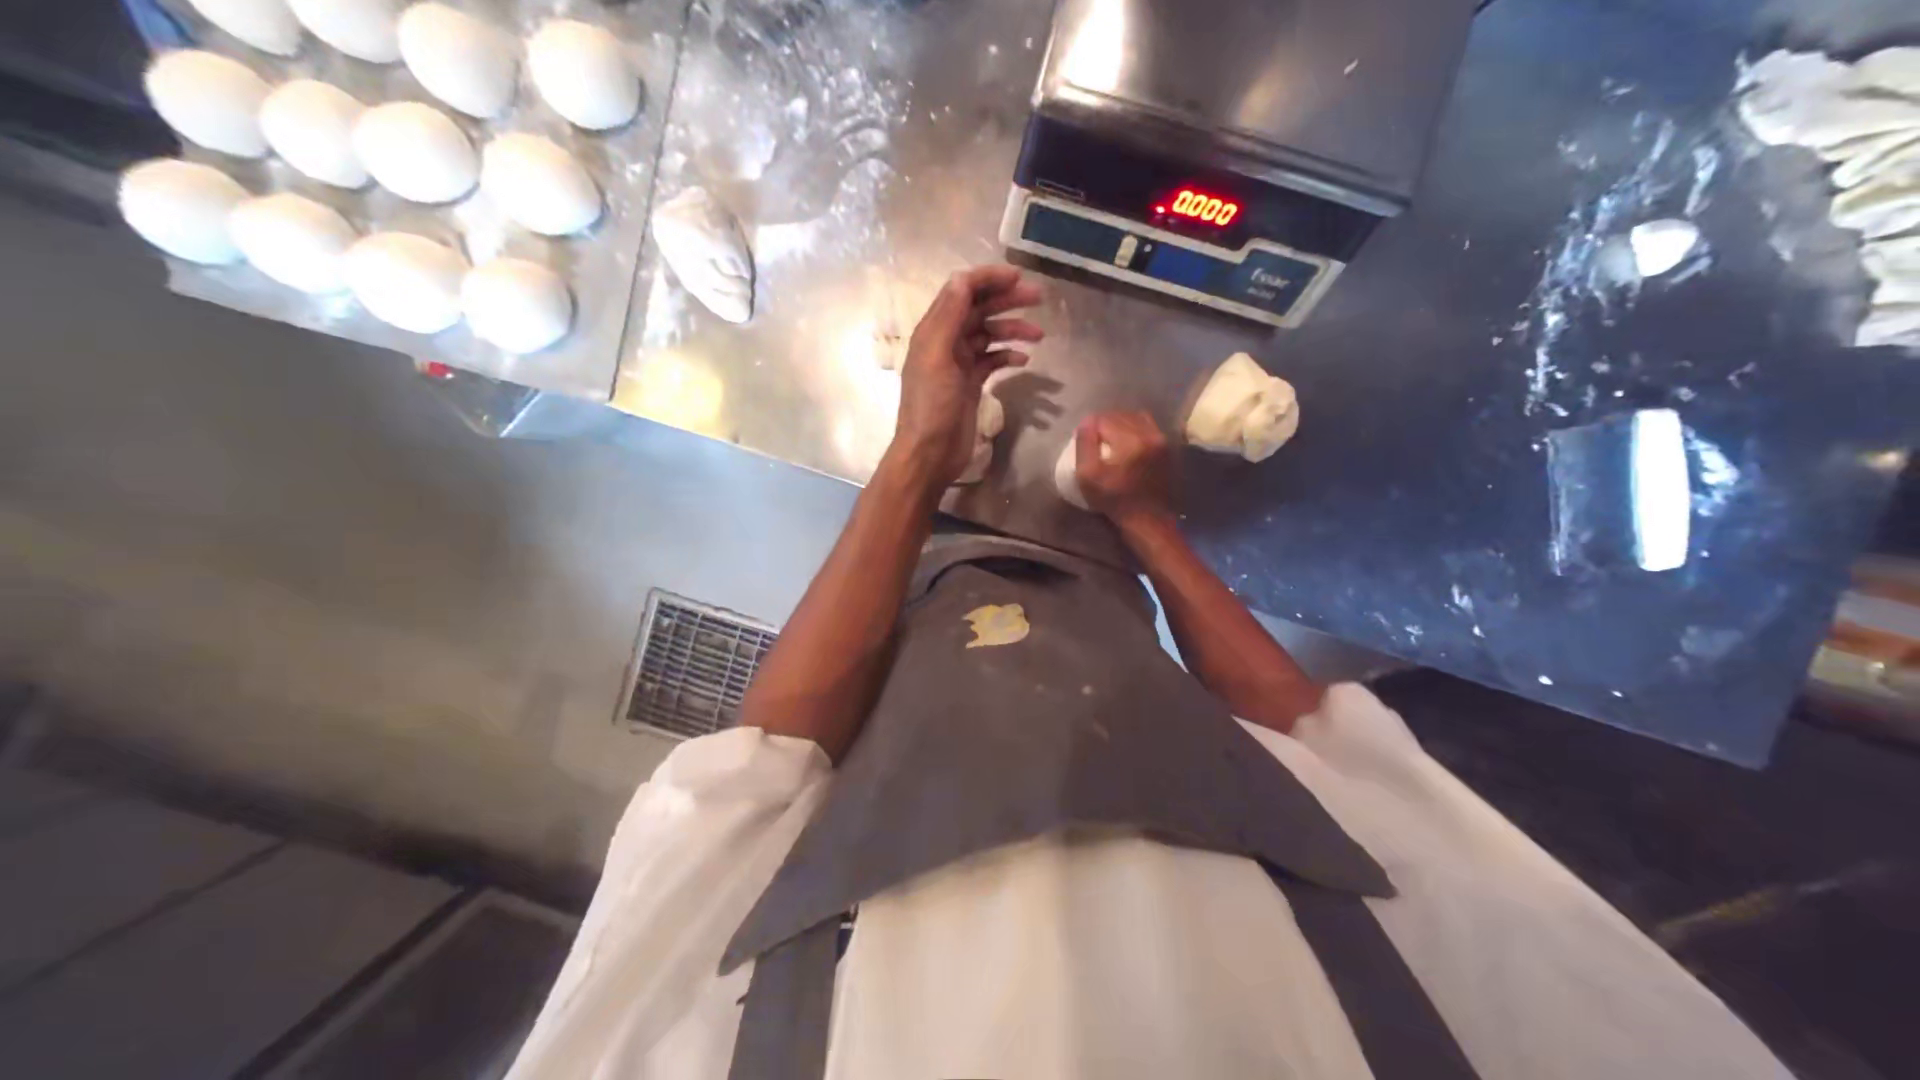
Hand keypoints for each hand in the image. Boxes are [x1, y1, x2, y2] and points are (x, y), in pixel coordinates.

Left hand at [892, 265, 1044, 486]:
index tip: (1018, 277)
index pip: (961, 291)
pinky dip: (1008, 356)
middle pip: (978, 310)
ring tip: (1039, 334)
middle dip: (1007, 300)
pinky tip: (1024, 360)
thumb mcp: (937, 356)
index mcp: (934, 330)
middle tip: (1039, 298)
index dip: (987, 279)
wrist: (930, 453)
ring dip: (1013, 330)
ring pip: (989, 335)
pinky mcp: (971, 384)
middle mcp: (945, 342)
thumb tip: (964, 278)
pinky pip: (992, 360)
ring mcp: (959, 364)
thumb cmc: (931, 406)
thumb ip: (949, 316)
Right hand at [1074, 410, 1173, 528]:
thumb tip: (1086, 422)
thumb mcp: (1088, 476)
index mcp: (1131, 440)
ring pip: (1135, 418)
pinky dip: (1134, 430)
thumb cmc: (1114, 500)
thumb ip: (1084, 445)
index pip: (1103, 419)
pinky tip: (1126, 445)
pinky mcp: (1167, 447)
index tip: (1085, 443)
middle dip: (1105, 425)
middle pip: (1120, 415)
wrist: (1148, 520)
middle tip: (1095, 442)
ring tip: (1110, 441)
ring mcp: (1161, 440)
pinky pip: (1147, 426)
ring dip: (1120, 425)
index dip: (1090, 428)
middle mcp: (1150, 434)